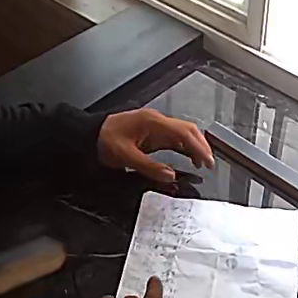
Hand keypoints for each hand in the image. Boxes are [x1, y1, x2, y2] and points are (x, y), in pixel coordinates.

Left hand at [98, 109, 213, 184]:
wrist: (87, 134)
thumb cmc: (103, 140)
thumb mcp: (125, 156)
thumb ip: (150, 166)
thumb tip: (171, 175)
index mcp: (152, 122)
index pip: (183, 133)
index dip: (198, 147)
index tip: (207, 160)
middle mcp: (156, 121)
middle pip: (188, 130)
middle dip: (202, 146)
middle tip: (210, 163)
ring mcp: (155, 126)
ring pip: (184, 133)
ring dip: (196, 146)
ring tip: (203, 163)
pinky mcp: (153, 133)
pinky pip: (175, 138)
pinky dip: (186, 148)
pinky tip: (190, 158)